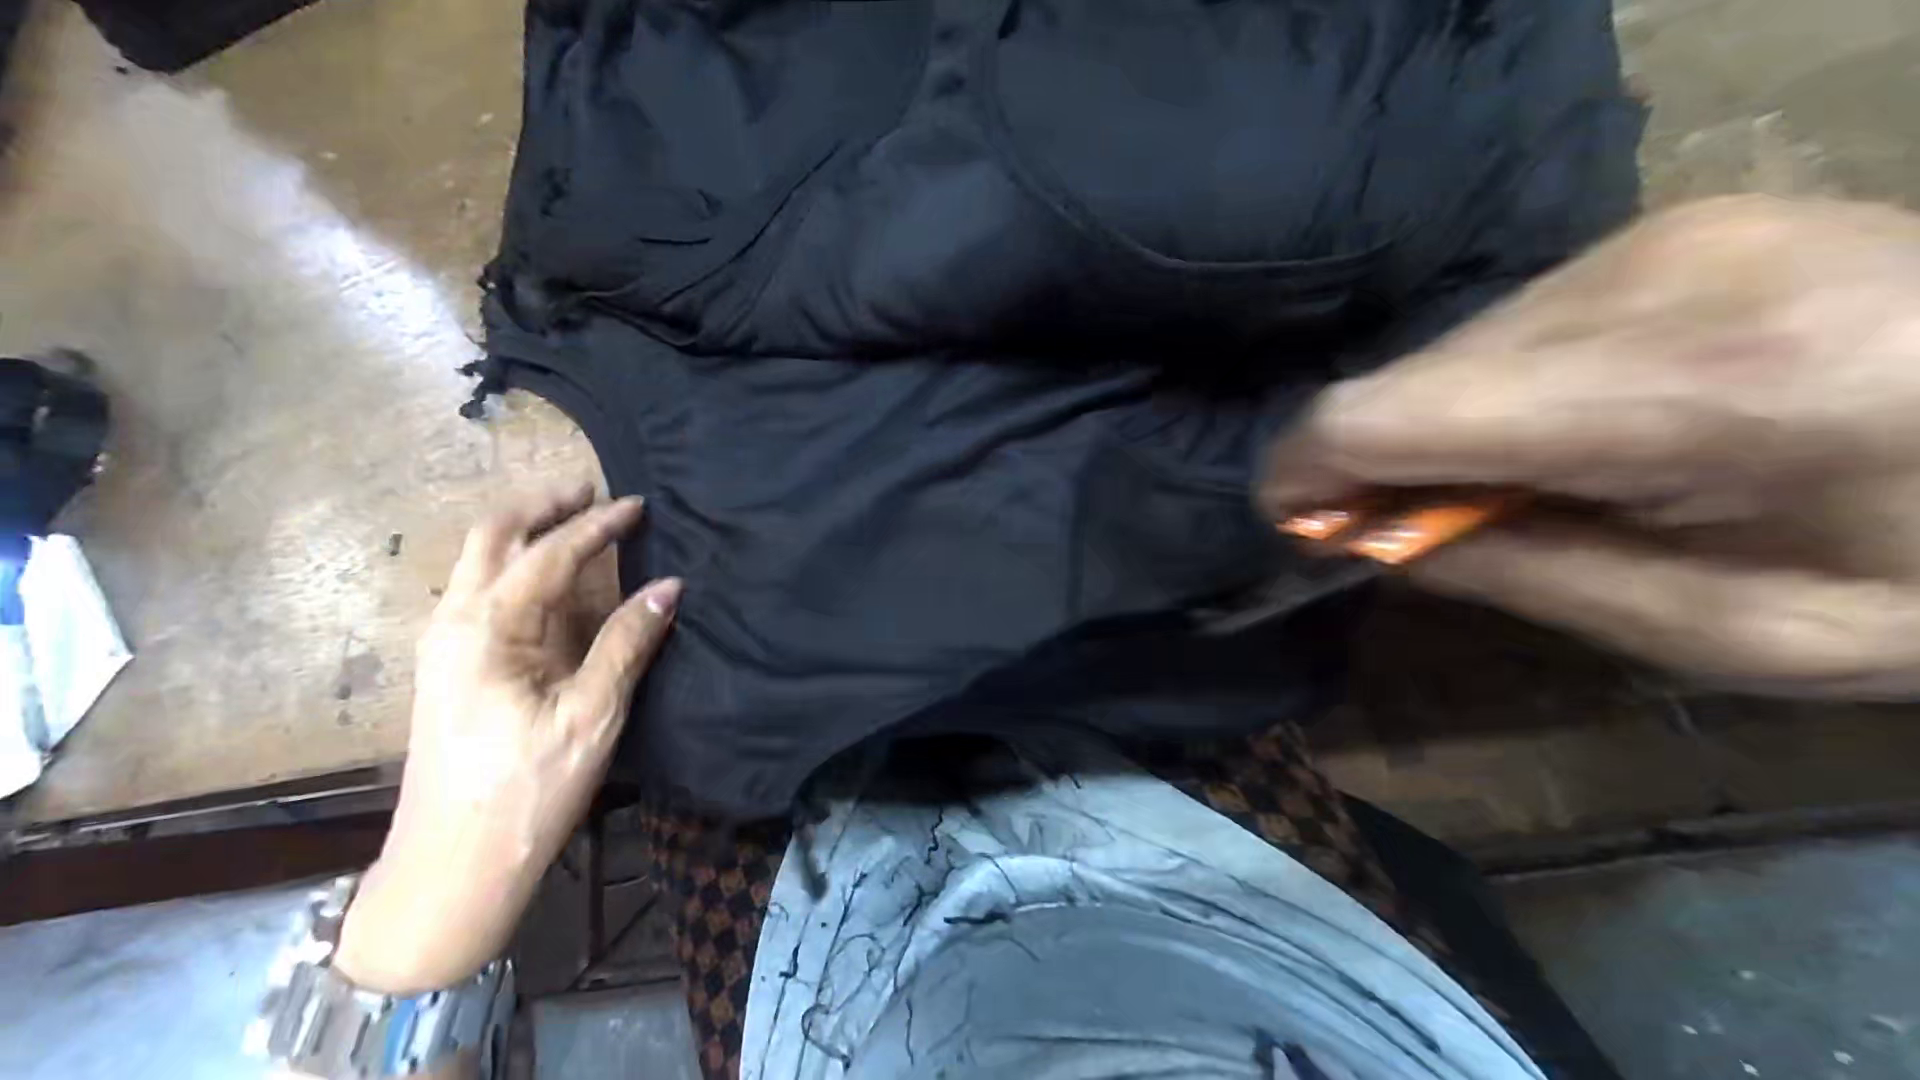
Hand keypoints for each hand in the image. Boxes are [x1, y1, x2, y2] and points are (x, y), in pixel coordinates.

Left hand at [335, 485, 680, 993]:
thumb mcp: (592, 714)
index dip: (598, 525)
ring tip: (573, 520)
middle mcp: (454, 623)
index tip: (639, 504)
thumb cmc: (528, 789)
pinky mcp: (448, 666)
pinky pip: (479, 589)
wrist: (451, 868)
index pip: (549, 554)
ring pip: (478, 560)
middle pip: (491, 537)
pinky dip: (515, 563)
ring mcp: (443, 644)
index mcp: (487, 629)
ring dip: (525, 531)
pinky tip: (546, 579)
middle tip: (590, 490)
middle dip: (541, 506)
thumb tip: (669, 586)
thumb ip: (628, 642)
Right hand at [1260, 195, 1919, 698]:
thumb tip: (1360, 533)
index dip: (1302, 470)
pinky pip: (1495, 330)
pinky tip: (1553, 429)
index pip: (1386, 413)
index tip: (1292, 524)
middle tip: (1410, 527)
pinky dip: (1482, 395)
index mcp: (1692, 393)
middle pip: (1401, 382)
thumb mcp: (1732, 629)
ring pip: (1441, 354)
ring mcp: (1653, 237)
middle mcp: (1647, 281)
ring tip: (1510, 482)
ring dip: (1433, 431)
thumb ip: (1516, 574)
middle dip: (1373, 463)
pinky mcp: (1659, 226)